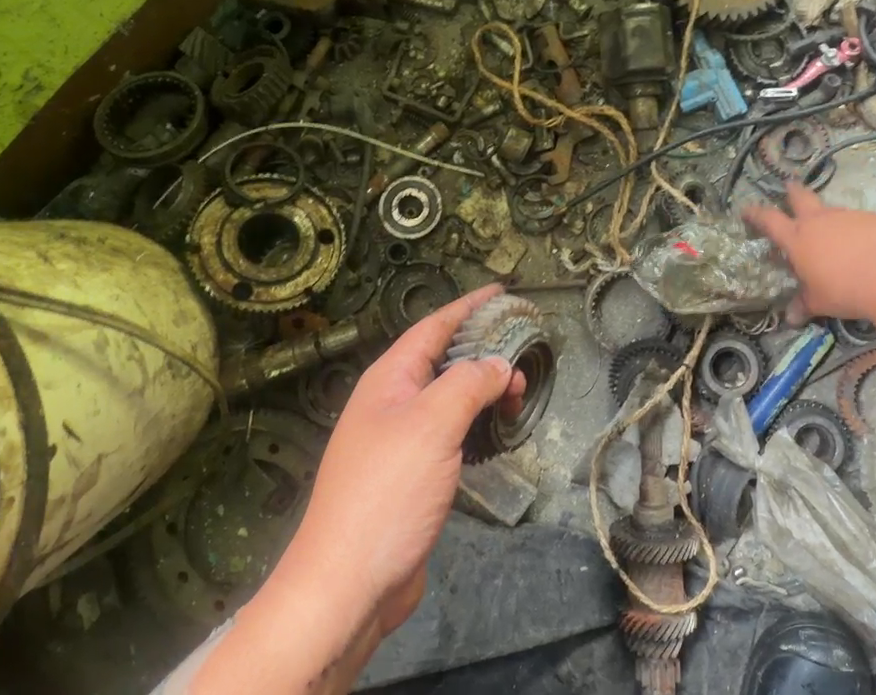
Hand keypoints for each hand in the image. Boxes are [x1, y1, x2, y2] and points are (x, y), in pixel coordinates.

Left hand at [275, 284, 525, 635]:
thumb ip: (468, 385)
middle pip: (442, 361)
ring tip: (519, 395)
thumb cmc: (388, 492)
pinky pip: (449, 434)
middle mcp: (390, 404)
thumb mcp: (432, 425)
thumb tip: (499, 363)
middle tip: (526, 354)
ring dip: (482, 390)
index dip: (468, 307)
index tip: (503, 292)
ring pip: (448, 399)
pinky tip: (494, 434)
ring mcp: (399, 442)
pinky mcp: (411, 477)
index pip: (432, 328)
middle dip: (483, 350)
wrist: (349, 582)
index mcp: (388, 380)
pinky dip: (475, 425)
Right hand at [744, 182, 875, 321]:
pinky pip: (858, 221)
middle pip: (801, 197)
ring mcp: (847, 216)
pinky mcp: (873, 219)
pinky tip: (865, 247)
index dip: (756, 214)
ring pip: (832, 211)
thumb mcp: (820, 302)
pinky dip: (856, 230)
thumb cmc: (845, 291)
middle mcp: (819, 221)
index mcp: (798, 239)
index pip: (769, 220)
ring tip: (836, 236)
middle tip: (789, 186)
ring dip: (829, 218)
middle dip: (793, 192)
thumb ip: (804, 305)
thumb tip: (791, 318)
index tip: (746, 209)